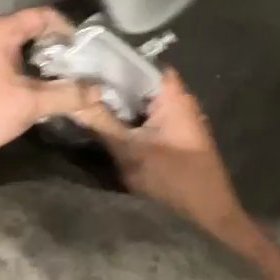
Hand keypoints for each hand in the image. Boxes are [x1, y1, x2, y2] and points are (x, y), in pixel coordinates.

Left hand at [0, 7, 102, 172]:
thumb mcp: (29, 104)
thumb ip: (67, 95)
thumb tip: (100, 90)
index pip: (43, 16)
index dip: (69, 30)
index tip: (86, 53)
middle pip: (32, 31)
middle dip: (57, 50)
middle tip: (78, 72)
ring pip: (18, 50)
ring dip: (41, 65)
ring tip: (62, 86)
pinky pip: (5, 63)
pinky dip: (24, 73)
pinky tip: (36, 95)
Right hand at [72, 70, 252, 239]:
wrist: (208, 219)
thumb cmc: (174, 180)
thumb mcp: (130, 151)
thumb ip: (100, 123)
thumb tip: (70, 99)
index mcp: (173, 95)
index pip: (137, 62)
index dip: (108, 59)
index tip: (78, 60)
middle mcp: (178, 100)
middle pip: (136, 81)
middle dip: (107, 83)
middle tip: (72, 81)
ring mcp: (177, 119)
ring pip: (139, 101)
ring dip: (115, 102)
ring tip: (80, 97)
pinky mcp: (173, 136)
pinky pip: (144, 118)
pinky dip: (126, 118)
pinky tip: (100, 119)